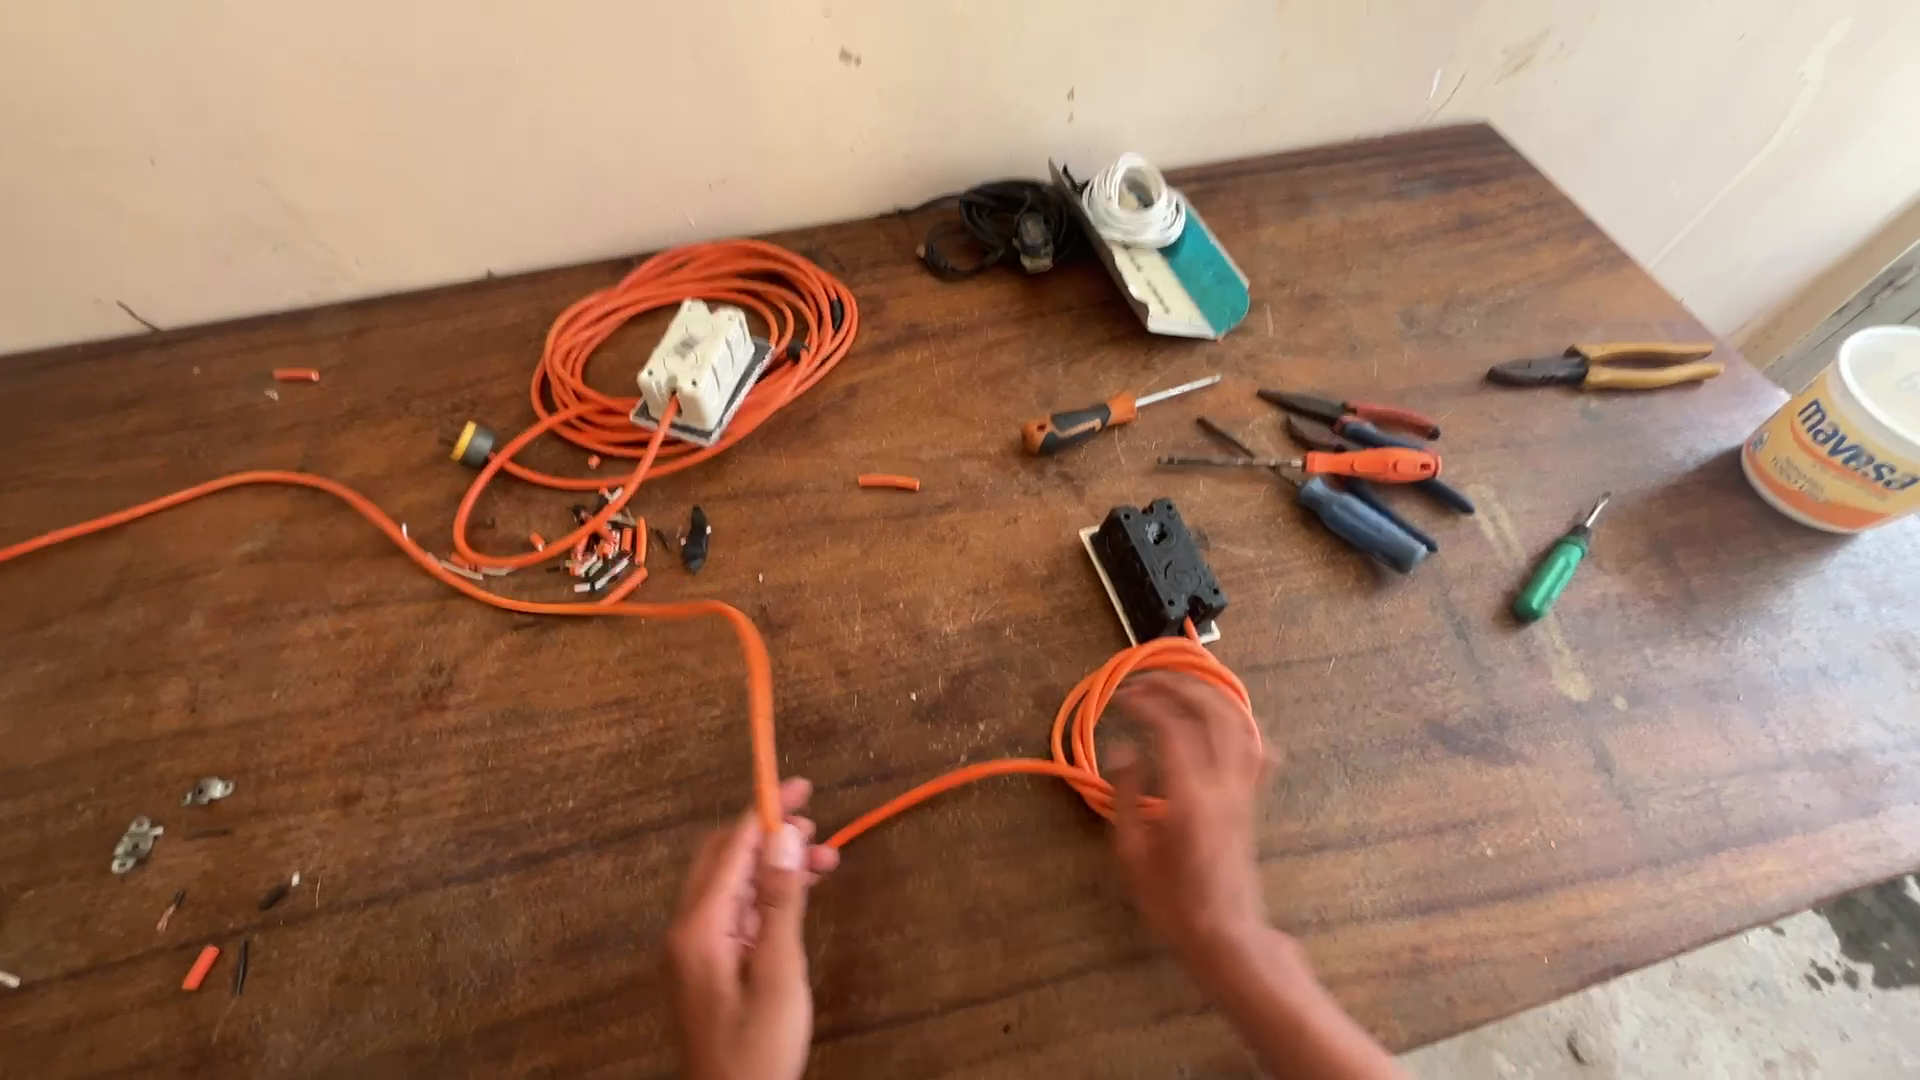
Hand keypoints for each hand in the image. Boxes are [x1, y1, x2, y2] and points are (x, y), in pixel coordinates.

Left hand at [665, 777, 841, 1079]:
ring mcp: (696, 946)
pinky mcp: (709, 961)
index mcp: (699, 926)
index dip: (766, 810)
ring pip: (735, 881)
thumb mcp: (778, 972)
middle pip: (727, 857)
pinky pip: (737, 908)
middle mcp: (689, 927)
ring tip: (824, 860)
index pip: (733, 847)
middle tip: (815, 824)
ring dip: (775, 863)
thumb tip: (784, 832)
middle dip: (770, 832)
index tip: (801, 785)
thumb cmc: (759, 1047)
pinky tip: (800, 892)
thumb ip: (780, 900)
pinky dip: (769, 892)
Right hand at [1108, 673, 1273, 983]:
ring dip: (1210, 696)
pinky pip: (1256, 751)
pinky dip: (1242, 725)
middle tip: (1148, 681)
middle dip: (1178, 687)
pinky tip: (1226, 717)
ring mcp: (1244, 791)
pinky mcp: (1252, 801)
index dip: (1146, 703)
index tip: (1121, 697)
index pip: (1172, 728)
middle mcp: (1224, 785)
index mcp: (1190, 796)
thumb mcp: (1133, 852)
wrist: (1226, 936)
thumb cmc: (1172, 900)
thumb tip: (1124, 748)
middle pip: (1211, 713)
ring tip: (1181, 685)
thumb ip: (1127, 794)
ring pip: (1239, 724)